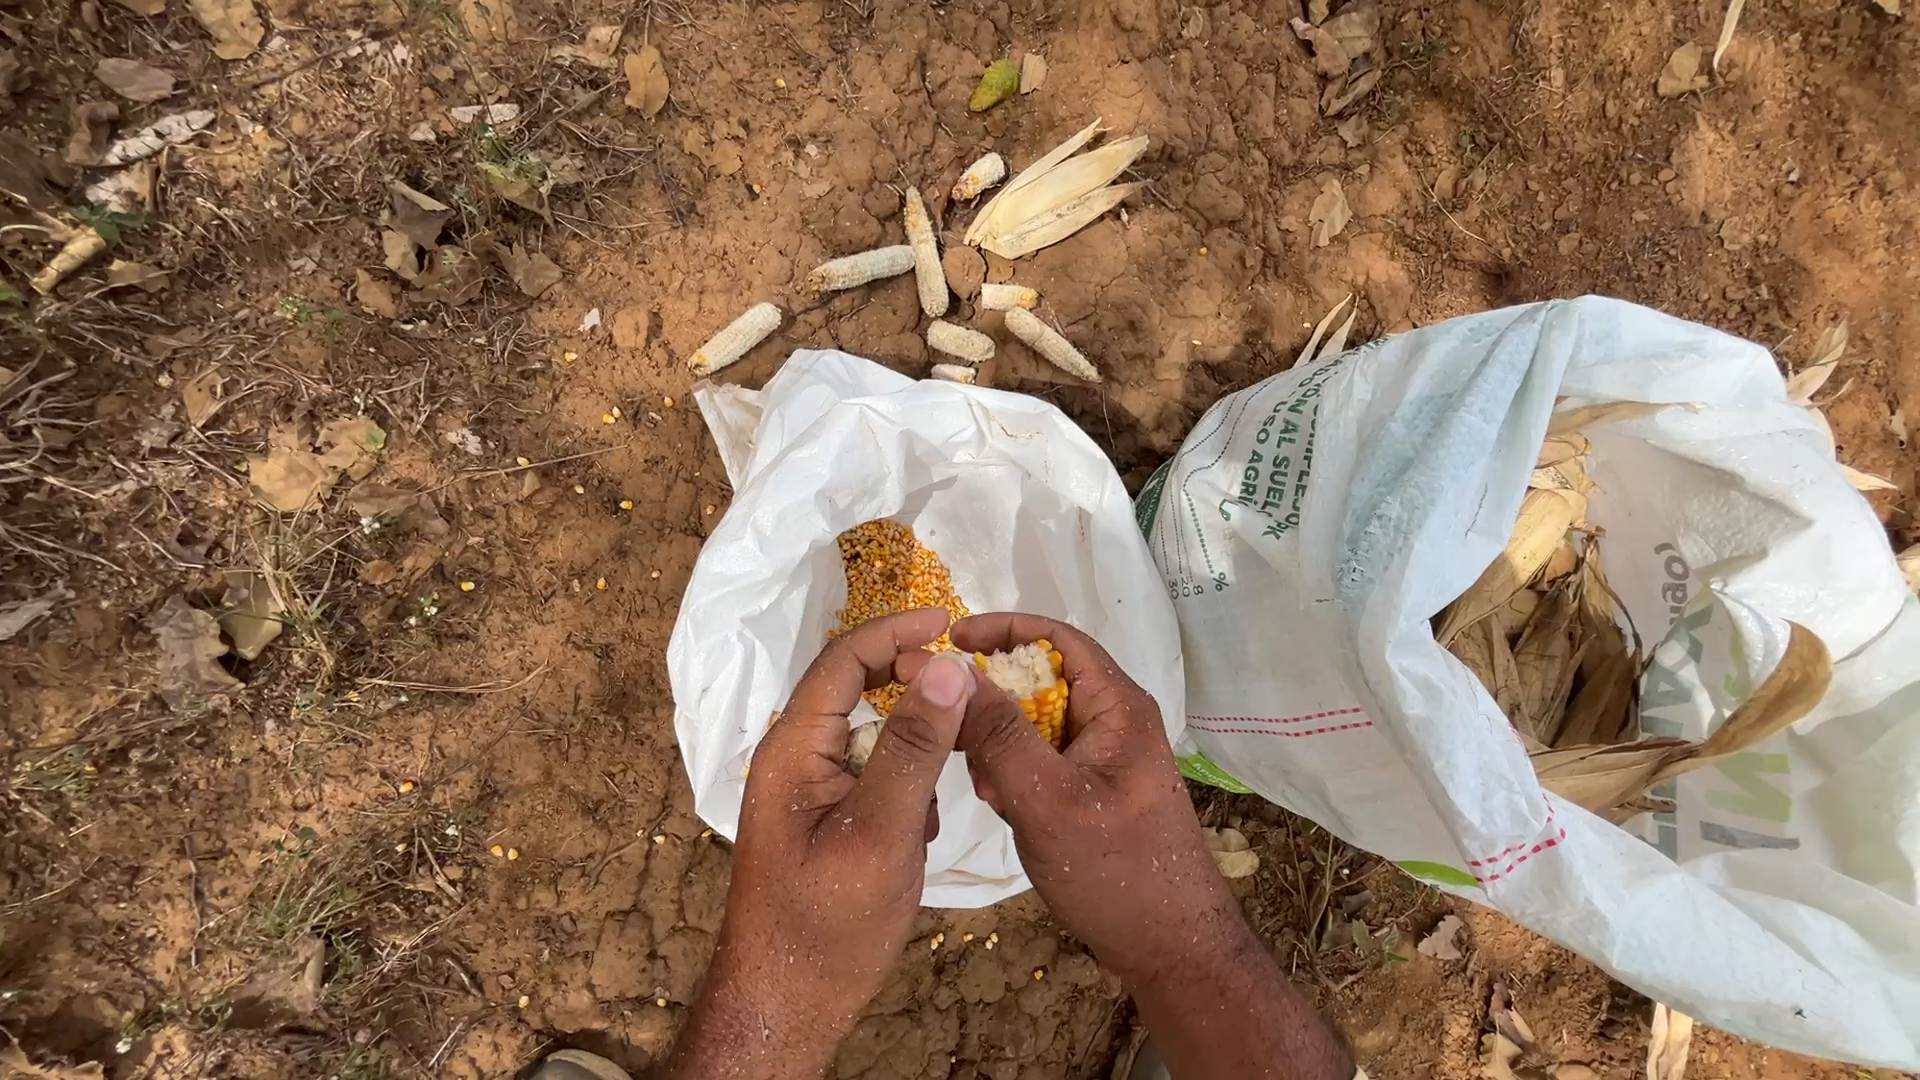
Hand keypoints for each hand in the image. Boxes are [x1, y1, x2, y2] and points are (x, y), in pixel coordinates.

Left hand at [664, 608, 976, 1079]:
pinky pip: (870, 770)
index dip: (896, 631)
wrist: (787, 1007)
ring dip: (912, 740)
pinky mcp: (824, 814)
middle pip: (854, 686)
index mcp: (794, 745)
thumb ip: (914, 747)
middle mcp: (794, 754)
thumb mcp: (881, 830)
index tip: (948, 621)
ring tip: (947, 770)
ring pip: (868, 731)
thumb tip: (947, 668)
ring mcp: (807, 787)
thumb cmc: (829, 922)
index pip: (844, 659)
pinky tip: (922, 823)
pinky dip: (903, 779)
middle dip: (910, 681)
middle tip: (962, 692)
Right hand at [948, 612, 1233, 982]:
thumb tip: (956, 673)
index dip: (1004, 629)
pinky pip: (1040, 756)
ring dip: (999, 741)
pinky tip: (1000, 802)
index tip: (952, 638)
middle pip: (1041, 679)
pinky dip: (1013, 769)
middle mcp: (1112, 719)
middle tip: (949, 724)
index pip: (1058, 638)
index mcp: (1116, 705)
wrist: (1171, 952)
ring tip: (983, 782)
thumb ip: (1001, 735)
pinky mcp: (1091, 785)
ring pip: (1034, 720)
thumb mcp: (1048, 800)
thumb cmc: (1116, 872)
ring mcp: (1102, 754)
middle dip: (992, 698)